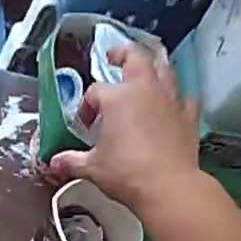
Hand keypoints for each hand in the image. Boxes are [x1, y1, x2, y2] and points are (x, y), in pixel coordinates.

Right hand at [47, 44, 202, 211]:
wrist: (167, 186)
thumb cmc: (125, 173)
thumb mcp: (92, 168)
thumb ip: (72, 161)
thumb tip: (53, 163)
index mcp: (117, 98)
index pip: (96, 92)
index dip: (87, 106)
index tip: (84, 124)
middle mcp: (144, 90)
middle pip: (135, 58)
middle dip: (123, 54)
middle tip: (114, 57)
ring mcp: (170, 99)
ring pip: (164, 69)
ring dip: (153, 66)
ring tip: (147, 69)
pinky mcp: (188, 115)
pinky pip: (183, 97)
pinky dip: (177, 98)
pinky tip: (172, 105)